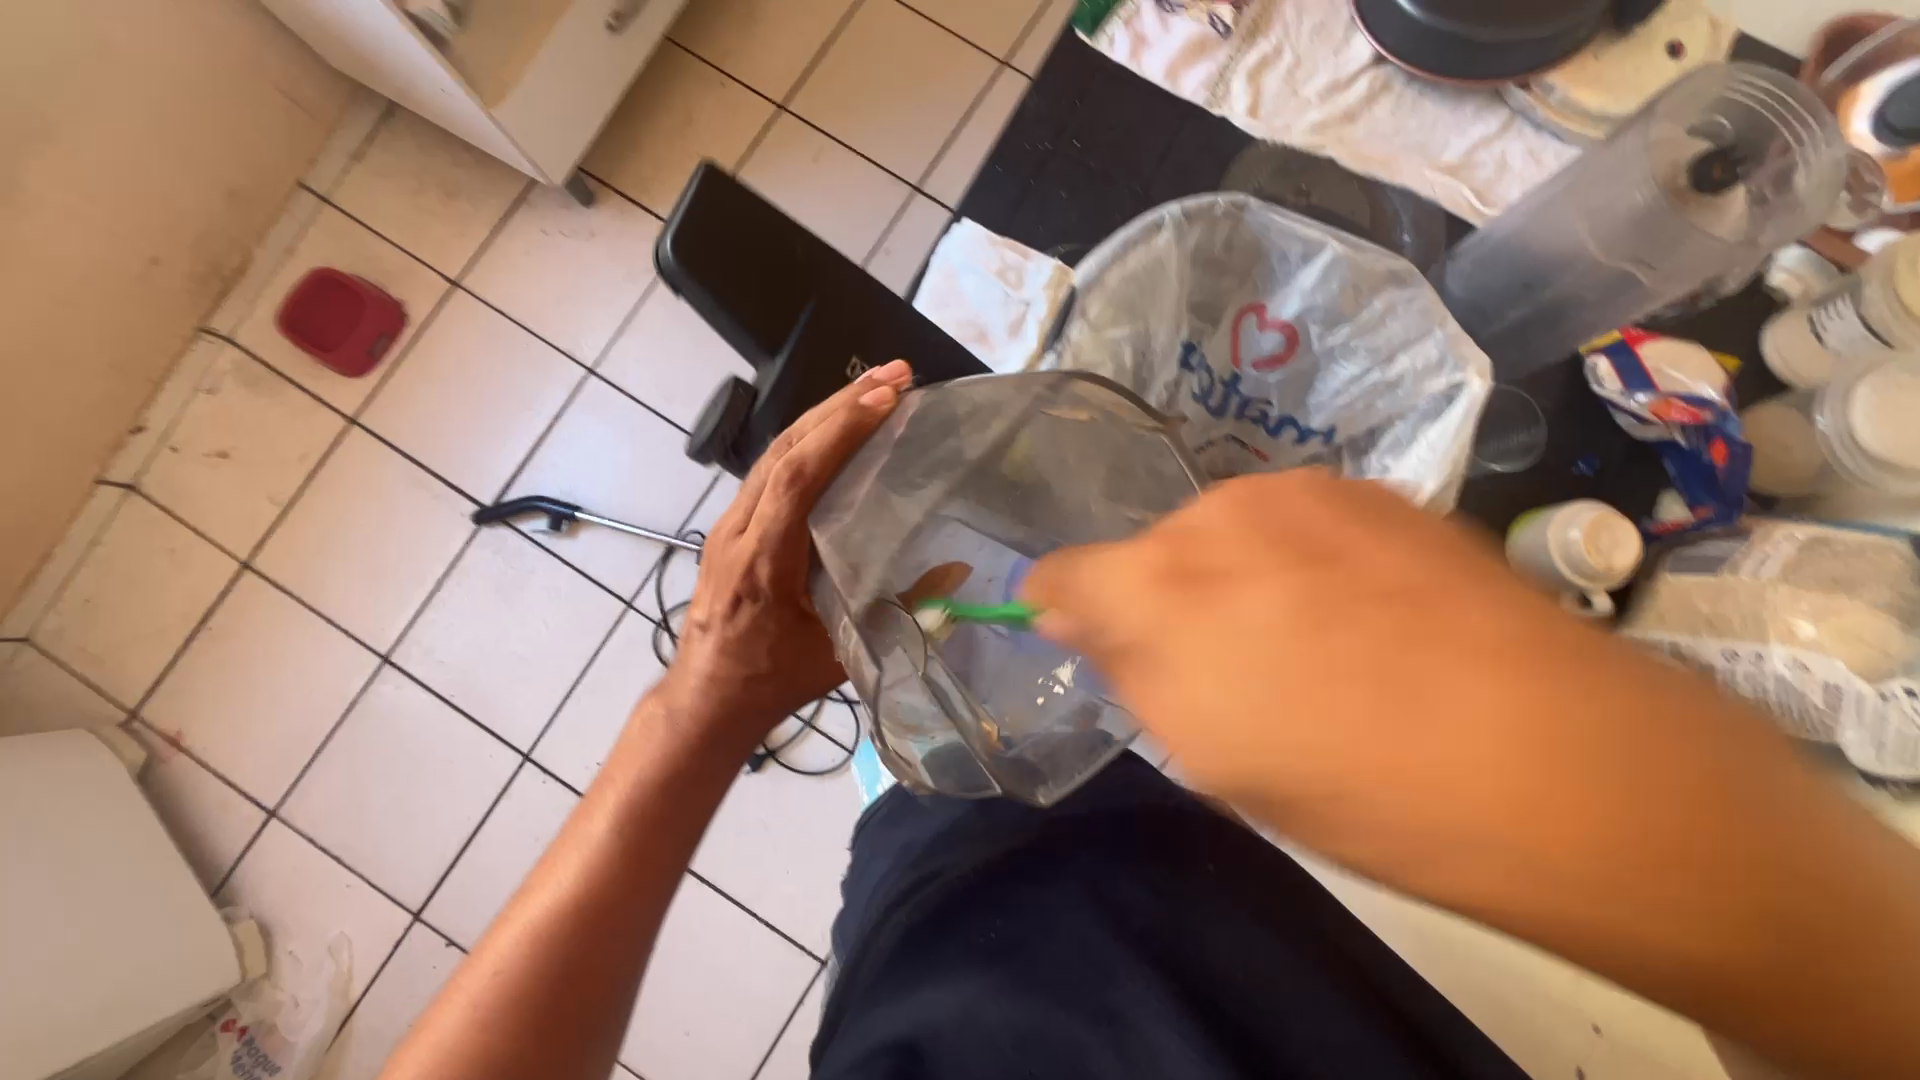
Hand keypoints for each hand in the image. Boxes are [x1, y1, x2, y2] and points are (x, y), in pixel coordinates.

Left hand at [656, 360, 913, 748]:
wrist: (707, 696)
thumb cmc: (773, 679)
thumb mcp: (842, 652)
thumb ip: (900, 611)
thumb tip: (956, 571)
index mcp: (762, 559)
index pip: (798, 477)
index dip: (841, 432)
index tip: (885, 398)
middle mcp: (739, 529)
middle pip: (785, 447)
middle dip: (841, 404)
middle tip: (894, 372)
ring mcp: (731, 524)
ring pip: (775, 452)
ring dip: (825, 415)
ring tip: (875, 387)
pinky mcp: (734, 526)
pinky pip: (772, 469)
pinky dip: (809, 440)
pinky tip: (838, 430)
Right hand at [1020, 468, 1762, 869]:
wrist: (1554, 756)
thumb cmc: (1352, 784)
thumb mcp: (1206, 753)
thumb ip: (1127, 671)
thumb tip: (1077, 621)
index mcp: (1158, 582)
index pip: (1063, 572)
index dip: (1059, 606)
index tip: (1078, 638)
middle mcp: (1218, 513)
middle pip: (1150, 551)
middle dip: (1161, 600)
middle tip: (1222, 668)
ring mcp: (1303, 492)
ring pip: (1224, 532)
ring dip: (1232, 576)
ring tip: (1304, 642)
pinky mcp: (1376, 491)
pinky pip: (1295, 523)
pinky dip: (1298, 561)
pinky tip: (1361, 616)